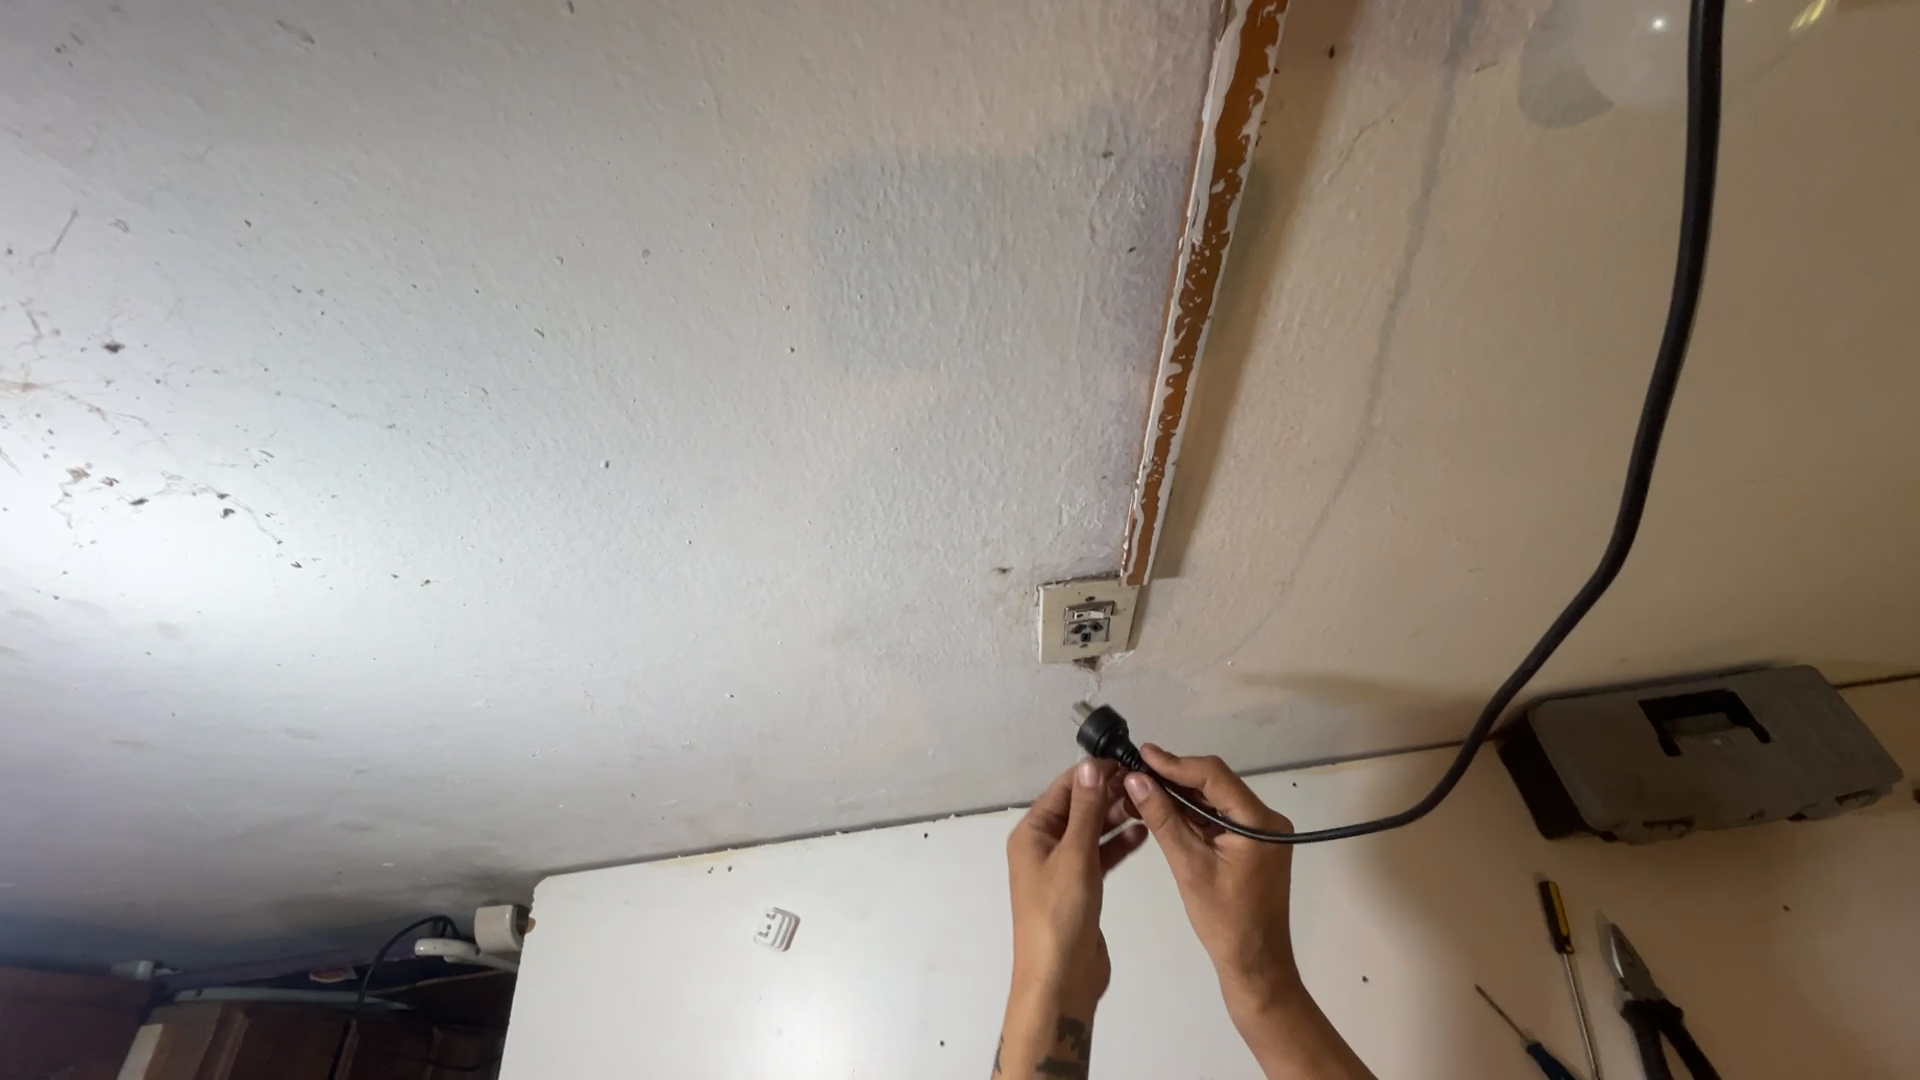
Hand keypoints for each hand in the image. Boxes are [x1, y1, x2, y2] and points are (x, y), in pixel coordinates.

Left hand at [1004, 759, 1146, 1010]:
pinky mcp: (1080, 887)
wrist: (1060, 980)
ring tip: (1147, 804)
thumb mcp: (1075, 855)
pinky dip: (1118, 845)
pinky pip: (1099, 856)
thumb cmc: (1060, 913)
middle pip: (1077, 809)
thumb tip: (1089, 766)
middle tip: (1142, 782)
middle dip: (1106, 794)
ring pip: (1090, 832)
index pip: (1062, 790)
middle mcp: (1043, 846)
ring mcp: (1061, 868)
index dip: (1091, 774)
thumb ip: (1085, 810)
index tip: (1124, 761)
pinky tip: (1142, 833)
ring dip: (1115, 818)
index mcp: (1031, 833)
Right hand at [1122, 745, 1299, 1010]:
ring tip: (1138, 787)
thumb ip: (1162, 818)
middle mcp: (1265, 818)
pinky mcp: (1250, 842)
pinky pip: (1215, 815)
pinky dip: (1188, 812)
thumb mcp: (1188, 866)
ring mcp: (1259, 830)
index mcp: (1259, 822)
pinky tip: (1158, 807)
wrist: (1255, 966)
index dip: (1175, 763)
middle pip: (1213, 782)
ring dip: (1177, 794)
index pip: (1214, 776)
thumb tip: (1135, 779)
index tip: (1142, 754)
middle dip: (1172, 777)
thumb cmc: (1224, 921)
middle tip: (1134, 770)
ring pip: (1212, 797)